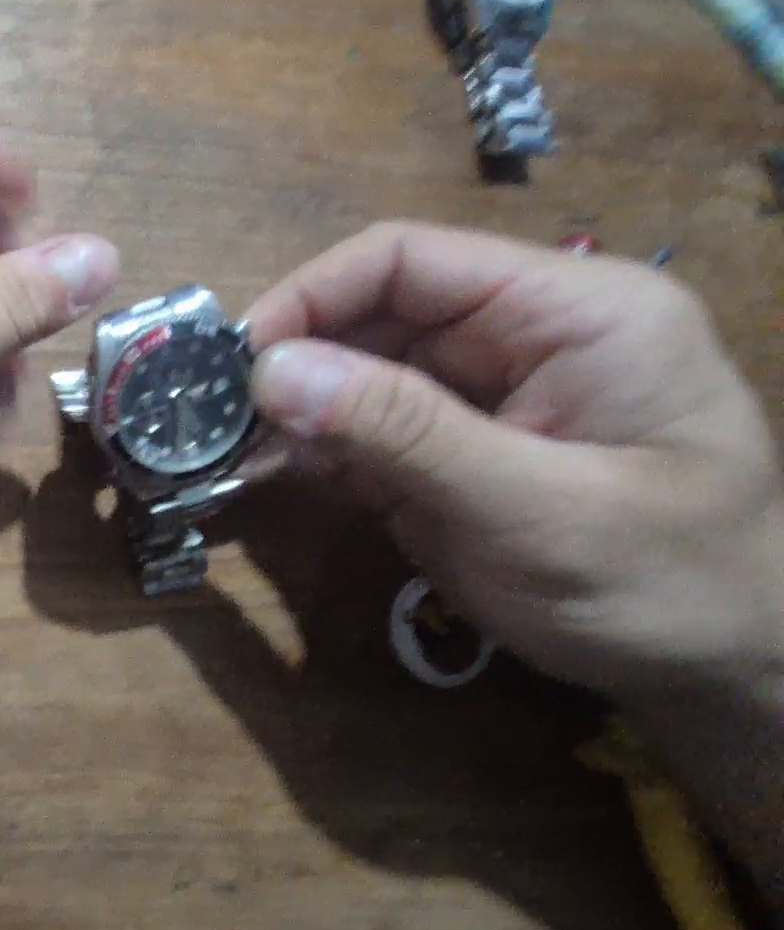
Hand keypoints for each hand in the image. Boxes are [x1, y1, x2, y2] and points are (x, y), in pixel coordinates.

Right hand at [243, 222, 781, 694]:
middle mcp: (506, 337)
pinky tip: (265, 476)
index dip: (310, 296)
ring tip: (233, 455)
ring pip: (341, 373)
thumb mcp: (530, 506)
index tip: (240, 361)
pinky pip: (345, 428)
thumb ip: (402, 433)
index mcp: (564, 312)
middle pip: (361, 316)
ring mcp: (463, 395)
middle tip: (219, 421)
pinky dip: (298, 450)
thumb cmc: (660, 581)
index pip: (405, 261)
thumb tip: (269, 371)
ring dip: (283, 412)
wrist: (711, 668)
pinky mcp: (429, 446)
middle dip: (287, 362)